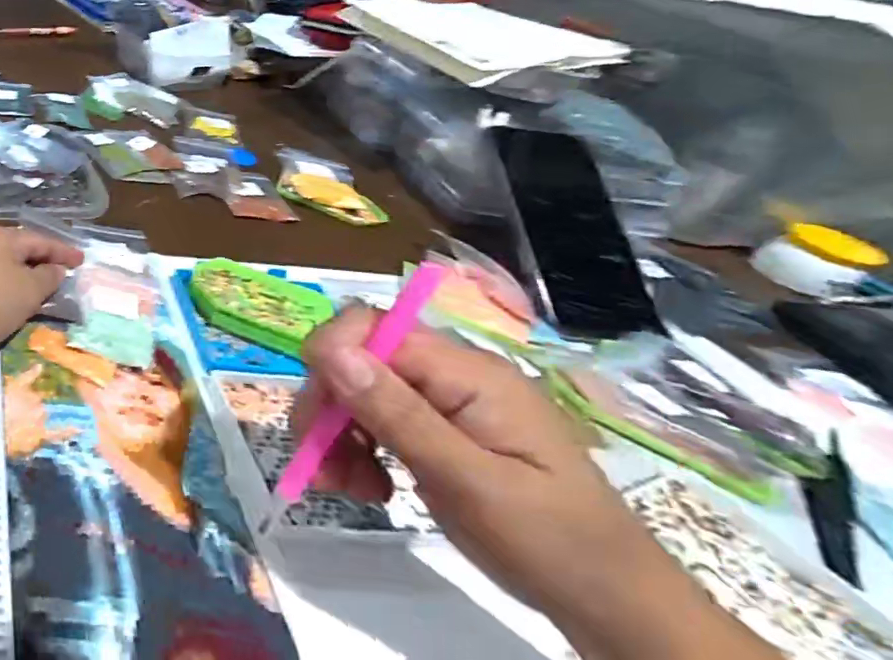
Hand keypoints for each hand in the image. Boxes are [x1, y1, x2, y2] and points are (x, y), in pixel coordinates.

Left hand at [0, 226, 82, 355]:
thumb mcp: (30, 290)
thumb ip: (48, 276)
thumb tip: (55, 268)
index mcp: (1, 236)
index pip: (40, 239)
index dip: (63, 251)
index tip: (82, 260)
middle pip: (21, 247)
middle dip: (44, 258)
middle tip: (65, 269)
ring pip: (7, 261)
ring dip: (27, 271)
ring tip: (46, 282)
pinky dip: (12, 281)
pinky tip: (19, 293)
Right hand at [292, 309, 728, 650]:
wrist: (616, 605)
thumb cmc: (553, 542)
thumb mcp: (470, 482)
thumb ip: (397, 413)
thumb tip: (329, 350)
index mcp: (466, 372)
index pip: (372, 326)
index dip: (330, 355)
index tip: (316, 414)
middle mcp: (449, 374)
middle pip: (356, 360)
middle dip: (328, 408)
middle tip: (321, 465)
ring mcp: (443, 402)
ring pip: (356, 392)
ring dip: (336, 435)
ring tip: (347, 487)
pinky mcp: (435, 429)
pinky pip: (373, 420)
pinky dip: (355, 450)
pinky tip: (368, 487)